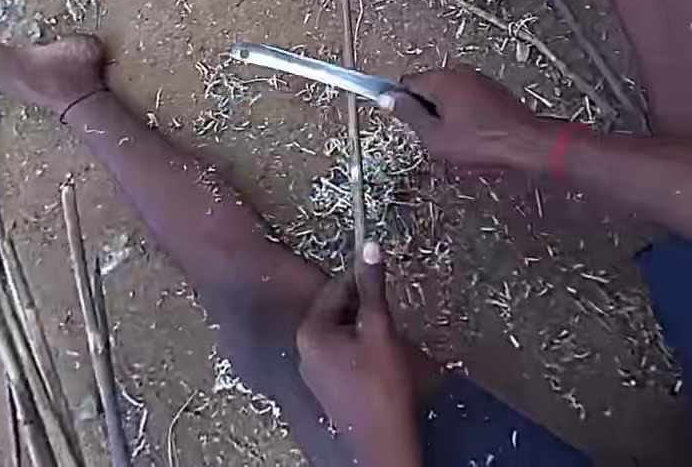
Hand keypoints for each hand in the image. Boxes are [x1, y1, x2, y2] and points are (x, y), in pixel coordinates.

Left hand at [296, 243, 424, 466]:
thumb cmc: (381, 387)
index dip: (361, 282)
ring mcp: (314, 371)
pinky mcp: (327, 388)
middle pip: (337, 310)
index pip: (336, 288)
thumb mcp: (378, 328)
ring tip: (384, 339)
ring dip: (362, 329)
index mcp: (310, 331)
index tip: (380, 277)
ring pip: (341, 332)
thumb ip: (372, 286)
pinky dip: (359, 349)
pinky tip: (378, 360)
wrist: (387, 450)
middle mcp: (304, 349)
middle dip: (362, 309)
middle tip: (385, 316)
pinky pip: (341, 354)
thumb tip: (371, 244)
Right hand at [383, 67, 553, 170]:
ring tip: (459, 137)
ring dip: (446, 111)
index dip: (403, 105)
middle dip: (427, 110)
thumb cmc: (481, 143)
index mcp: (439, 80)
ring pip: (447, 93)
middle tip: (436, 135)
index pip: (406, 84)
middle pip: (427, 87)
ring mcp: (477, 78)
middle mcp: (456, 72)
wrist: (529, 144)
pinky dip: (465, 111)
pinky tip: (475, 133)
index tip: (410, 123)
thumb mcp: (435, 136)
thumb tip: (386, 98)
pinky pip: (466, 96)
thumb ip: (408, 114)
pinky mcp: (492, 88)